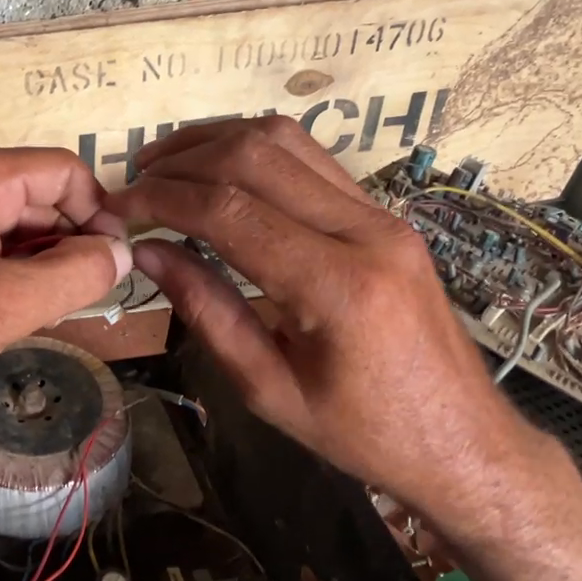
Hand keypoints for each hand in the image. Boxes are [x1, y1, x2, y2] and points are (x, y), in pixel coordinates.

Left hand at [0, 146, 132, 416]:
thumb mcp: (4, 306)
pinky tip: (13, 309)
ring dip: (43, 263)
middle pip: (44, 195)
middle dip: (69, 244)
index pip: (63, 170)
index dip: (97, 213)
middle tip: (77, 300)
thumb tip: (123, 254)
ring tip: (39, 311)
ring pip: (24, 222)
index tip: (112, 265)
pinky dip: (17, 270)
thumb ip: (75, 275)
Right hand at [103, 118, 546, 518]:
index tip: (117, 208)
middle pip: (255, 157)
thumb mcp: (268, 389)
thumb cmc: (364, 433)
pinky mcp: (383, 214)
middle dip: (181, 160)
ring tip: (163, 162)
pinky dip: (251, 150)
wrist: (464, 440)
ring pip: (285, 140)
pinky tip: (216, 167)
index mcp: (338, 286)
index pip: (229, 211)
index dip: (161, 199)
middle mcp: (365, 232)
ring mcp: (381, 215)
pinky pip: (308, 158)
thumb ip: (205, 311)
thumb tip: (146, 250)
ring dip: (214, 140)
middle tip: (133, 182)